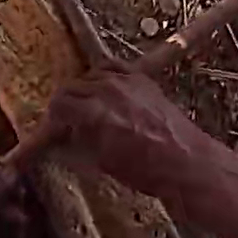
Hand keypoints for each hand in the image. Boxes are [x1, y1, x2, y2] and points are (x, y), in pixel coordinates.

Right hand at [42, 69, 222, 198]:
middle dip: (64, 103)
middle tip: (64, 120)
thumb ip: (79, 143)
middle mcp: (107, 90)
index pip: (60, 105)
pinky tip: (102, 87)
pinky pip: (112, 66)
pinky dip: (102, 75)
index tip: (52, 128)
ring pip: (89, 74)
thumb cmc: (146, 171)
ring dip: (81, 89)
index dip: (52, 118)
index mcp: (95, 114)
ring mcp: (125, 80)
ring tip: (83, 106)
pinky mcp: (140, 76)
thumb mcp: (105, 162)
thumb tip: (64, 136)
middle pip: (71, 86)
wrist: (186, 162)